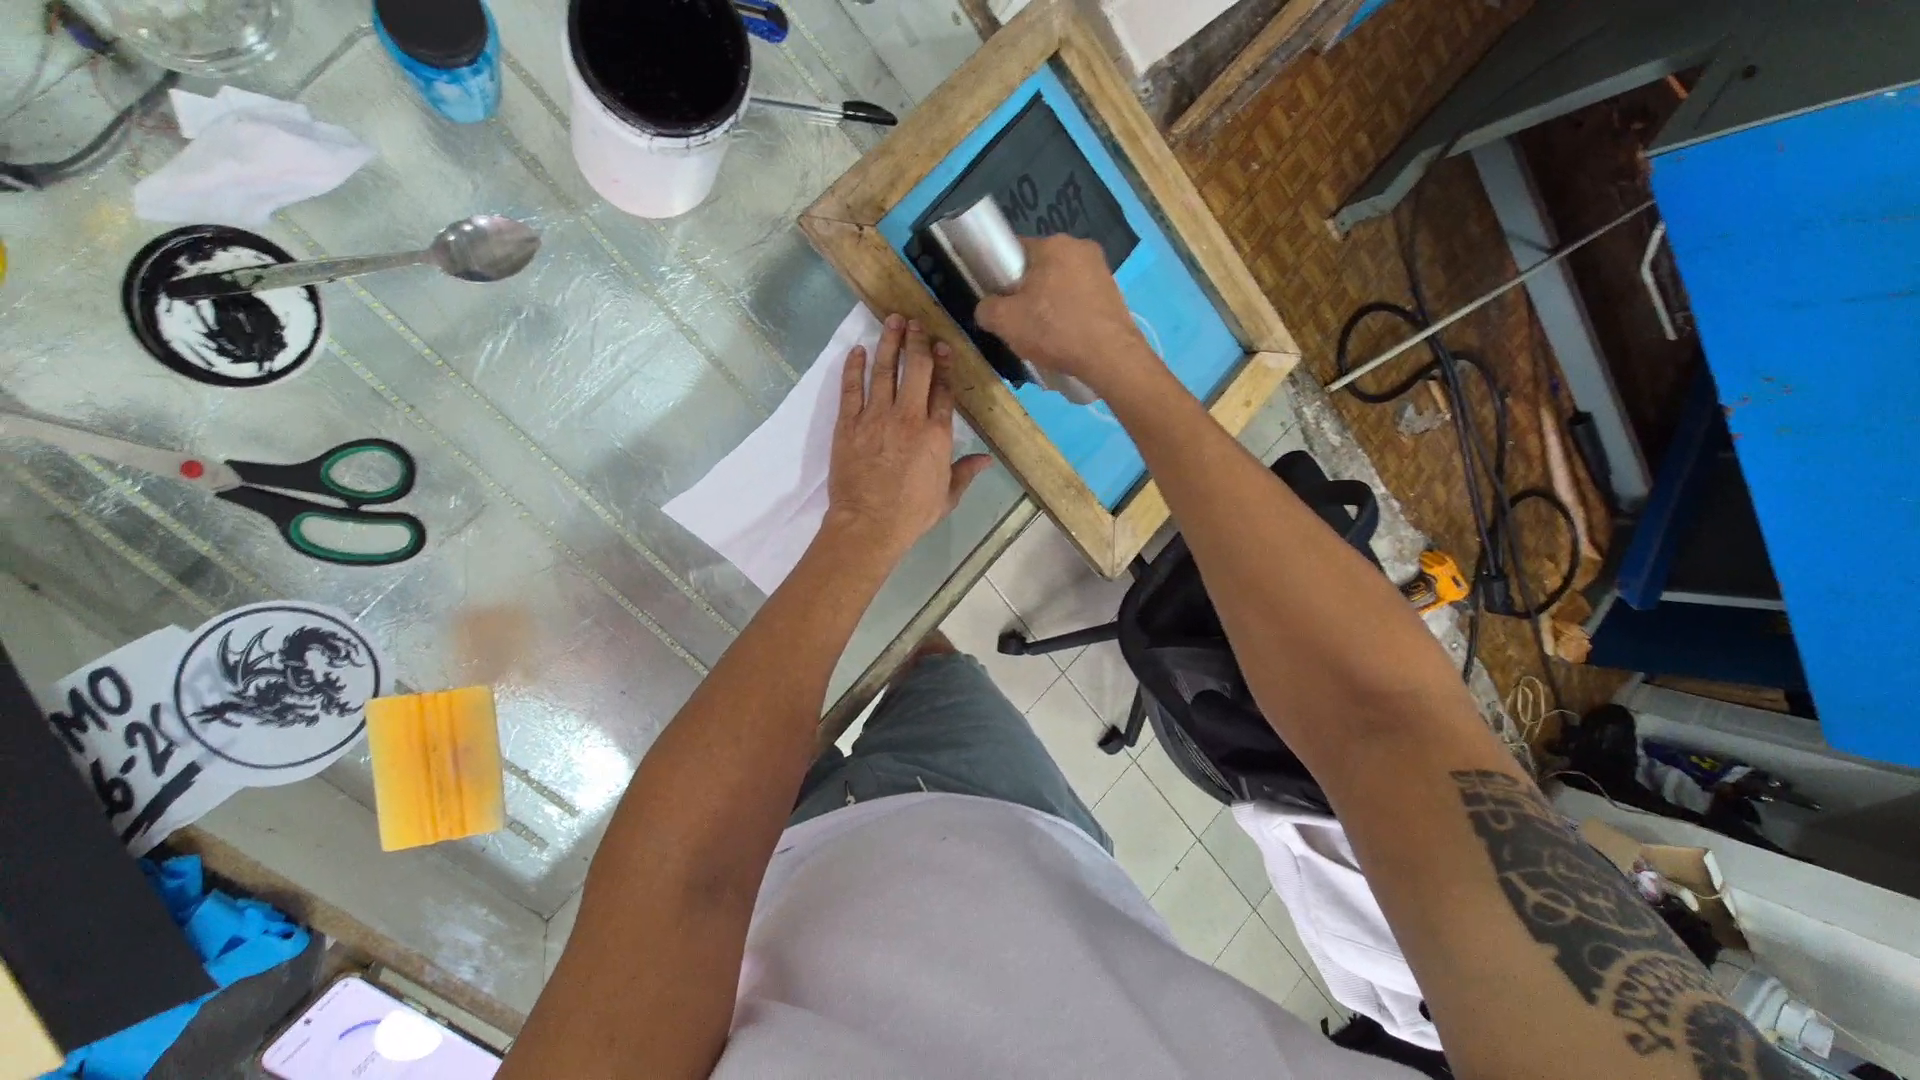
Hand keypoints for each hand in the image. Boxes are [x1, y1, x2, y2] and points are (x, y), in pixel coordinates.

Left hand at [824, 314, 992, 561]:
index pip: (943, 389)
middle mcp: (909, 417)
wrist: (869, 524)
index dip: (944, 364)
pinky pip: (851, 388)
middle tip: (915, 322)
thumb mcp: (947, 496)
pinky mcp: (848, 423)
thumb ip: (965, 472)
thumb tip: (986, 459)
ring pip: (885, 370)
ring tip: (891, 320)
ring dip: (890, 342)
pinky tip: (858, 350)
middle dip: (918, 342)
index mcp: (937, 434)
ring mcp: (876, 417)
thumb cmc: (911, 514)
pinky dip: (854, 367)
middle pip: (917, 369)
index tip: (942, 346)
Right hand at [974, 235, 1162, 397]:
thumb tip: (987, 308)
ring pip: (1060, 286)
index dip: (1000, 276)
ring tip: (1044, 335)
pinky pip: (1079, 300)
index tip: (999, 301)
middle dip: (1027, 293)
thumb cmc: (1055, 330)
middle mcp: (1080, 247)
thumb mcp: (1005, 322)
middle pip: (1039, 269)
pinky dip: (1069, 315)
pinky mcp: (1114, 293)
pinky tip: (1066, 338)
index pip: (1015, 251)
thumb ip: (986, 308)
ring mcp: (1101, 270)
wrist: (1110, 358)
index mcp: (1053, 244)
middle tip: (1020, 323)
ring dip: (1049, 306)